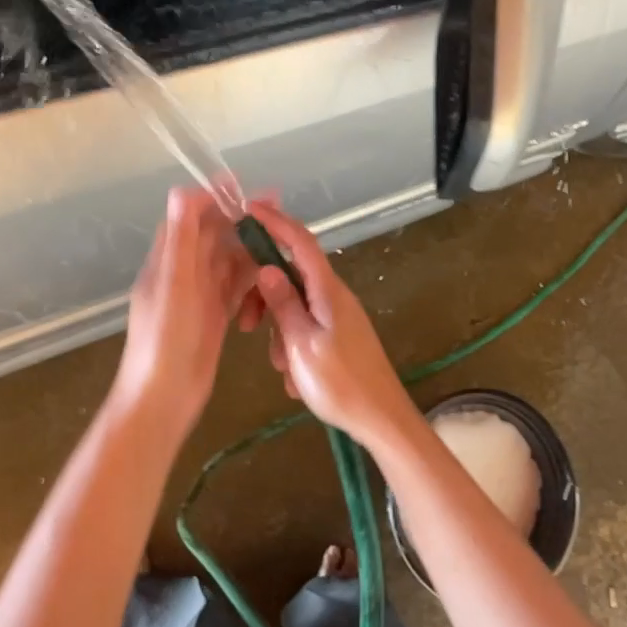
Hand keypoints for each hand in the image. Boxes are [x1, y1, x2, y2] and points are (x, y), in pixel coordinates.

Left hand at [115, 188, 255, 428]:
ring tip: (283, 238)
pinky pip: (235, 288)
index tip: (243, 185)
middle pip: (211, 237)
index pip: (188, 218)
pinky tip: (273, 274)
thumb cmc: (167, 339)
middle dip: (240, 219)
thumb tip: (184, 189)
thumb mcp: (175, 283)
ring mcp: (198, 297)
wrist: (164, 399)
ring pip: (227, 262)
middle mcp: (181, 275)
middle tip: (277, 205)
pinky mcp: (213, 317)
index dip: (213, 199)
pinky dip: (252, 277)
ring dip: (251, 247)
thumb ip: (181, 237)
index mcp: (166, 262)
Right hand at [244, 202, 416, 445]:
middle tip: (246, 326)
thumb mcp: (301, 344)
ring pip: (295, 309)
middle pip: (291, 277)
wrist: (380, 417)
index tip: (249, 209)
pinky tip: (295, 380)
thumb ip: (283, 304)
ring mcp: (338, 316)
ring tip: (284, 369)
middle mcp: (334, 296)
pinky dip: (293, 349)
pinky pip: (305, 331)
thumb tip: (267, 267)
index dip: (276, 222)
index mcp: (328, 290)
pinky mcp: (339, 337)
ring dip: (279, 335)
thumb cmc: (340, 382)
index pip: (300, 242)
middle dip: (265, 299)